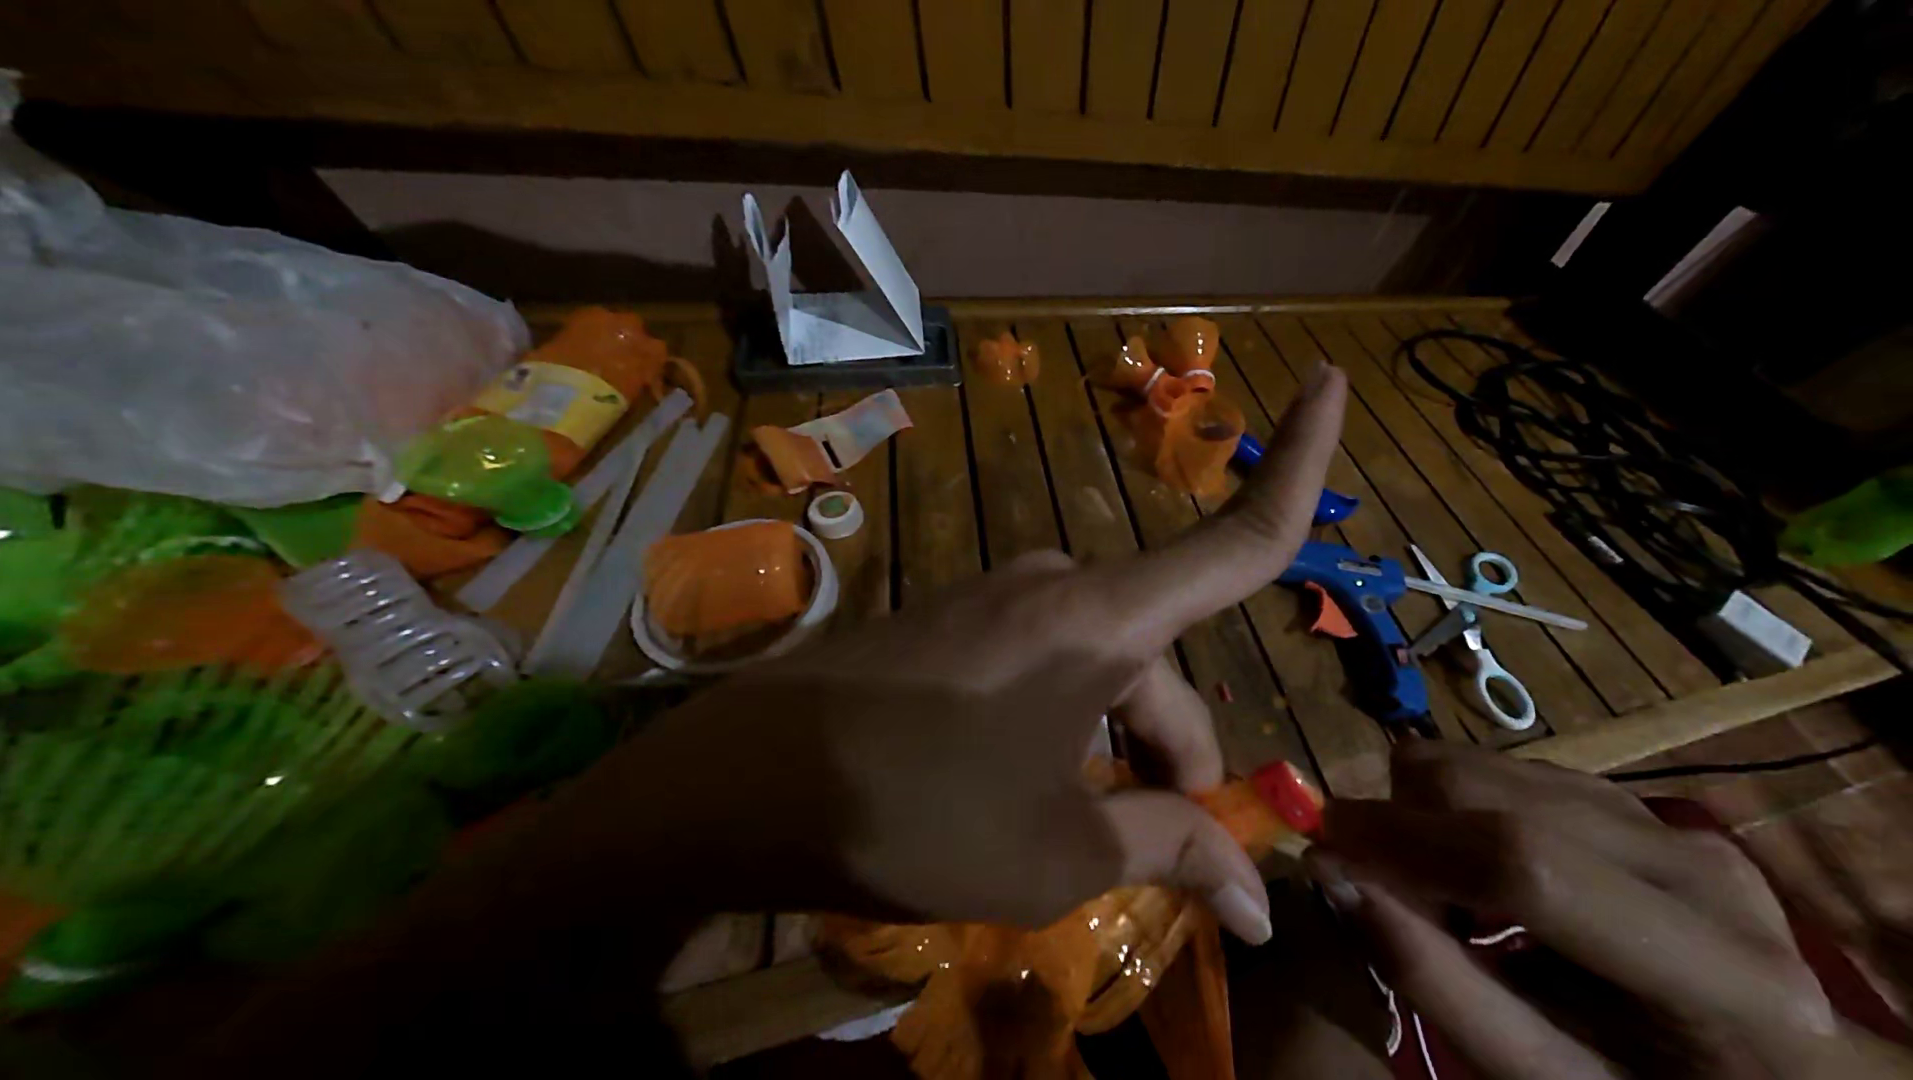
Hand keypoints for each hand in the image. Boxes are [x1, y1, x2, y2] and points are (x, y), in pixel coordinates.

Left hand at [533, 362, 1347, 945]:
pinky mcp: (949, 620)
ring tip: (1083, 831)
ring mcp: (993, 598)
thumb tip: (1264, 899)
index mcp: (1100, 623)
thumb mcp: (1053, 852)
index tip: (1336, 387)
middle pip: (1160, 661)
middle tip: (1168, 846)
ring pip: (1098, 668)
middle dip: (1175, 753)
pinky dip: (1058, 722)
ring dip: (1114, 745)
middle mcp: (1054, 587)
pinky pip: (1038, 663)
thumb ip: (1165, 852)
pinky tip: (1024, 784)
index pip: (1233, 541)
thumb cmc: (910, 813)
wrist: (748, 778)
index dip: (1299, 465)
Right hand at [1306, 741, 1909, 1077]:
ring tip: (1438, 889)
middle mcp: (1701, 868)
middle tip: (1376, 882)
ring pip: (1482, 764)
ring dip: (1423, 812)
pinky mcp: (1636, 801)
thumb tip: (1329, 873)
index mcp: (1722, 973)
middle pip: (1487, 790)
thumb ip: (1436, 981)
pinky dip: (1455, 807)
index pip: (1523, 864)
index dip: (1401, 841)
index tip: (1318, 843)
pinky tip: (1479, 871)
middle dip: (1399, 821)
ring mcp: (1669, 822)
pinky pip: (1500, 768)